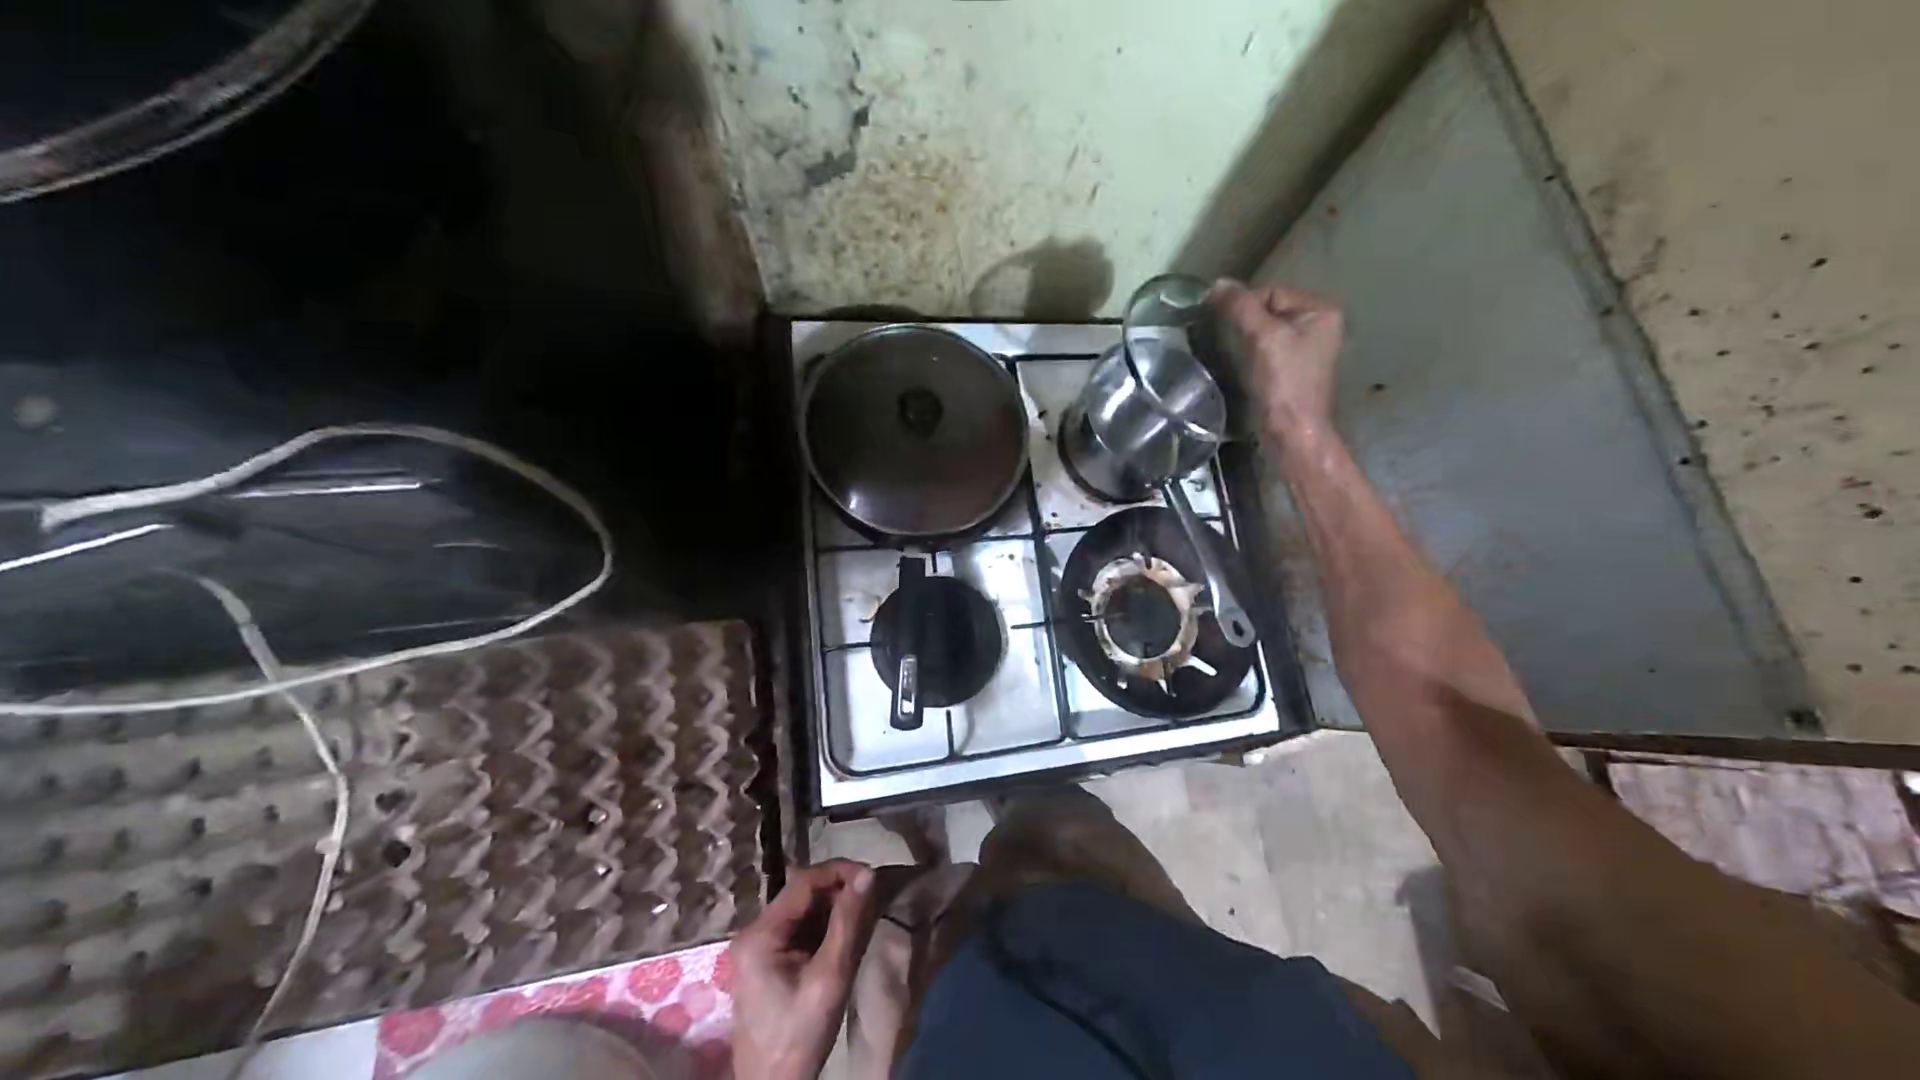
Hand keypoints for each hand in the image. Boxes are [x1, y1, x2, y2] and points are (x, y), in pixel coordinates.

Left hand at [730, 860, 876, 1079]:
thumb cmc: (801, 1037)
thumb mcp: (830, 977)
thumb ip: (848, 923)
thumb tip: (868, 874)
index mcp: (760, 934)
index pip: (803, 882)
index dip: (839, 872)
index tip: (872, 877)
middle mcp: (752, 932)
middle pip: (801, 894)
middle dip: (838, 890)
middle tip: (872, 897)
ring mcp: (757, 948)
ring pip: (802, 910)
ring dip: (833, 908)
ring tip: (864, 914)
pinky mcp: (766, 961)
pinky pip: (798, 929)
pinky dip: (823, 926)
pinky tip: (844, 936)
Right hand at [1209, 279, 1344, 444]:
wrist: (1290, 432)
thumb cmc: (1282, 382)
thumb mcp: (1261, 337)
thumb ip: (1240, 306)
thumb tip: (1216, 284)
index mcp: (1321, 310)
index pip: (1270, 292)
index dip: (1244, 307)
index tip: (1225, 328)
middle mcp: (1319, 325)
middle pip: (1266, 312)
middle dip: (1244, 325)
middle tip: (1226, 343)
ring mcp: (1307, 350)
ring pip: (1264, 333)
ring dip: (1244, 342)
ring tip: (1232, 358)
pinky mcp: (1292, 371)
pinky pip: (1265, 351)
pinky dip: (1249, 357)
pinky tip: (1241, 369)